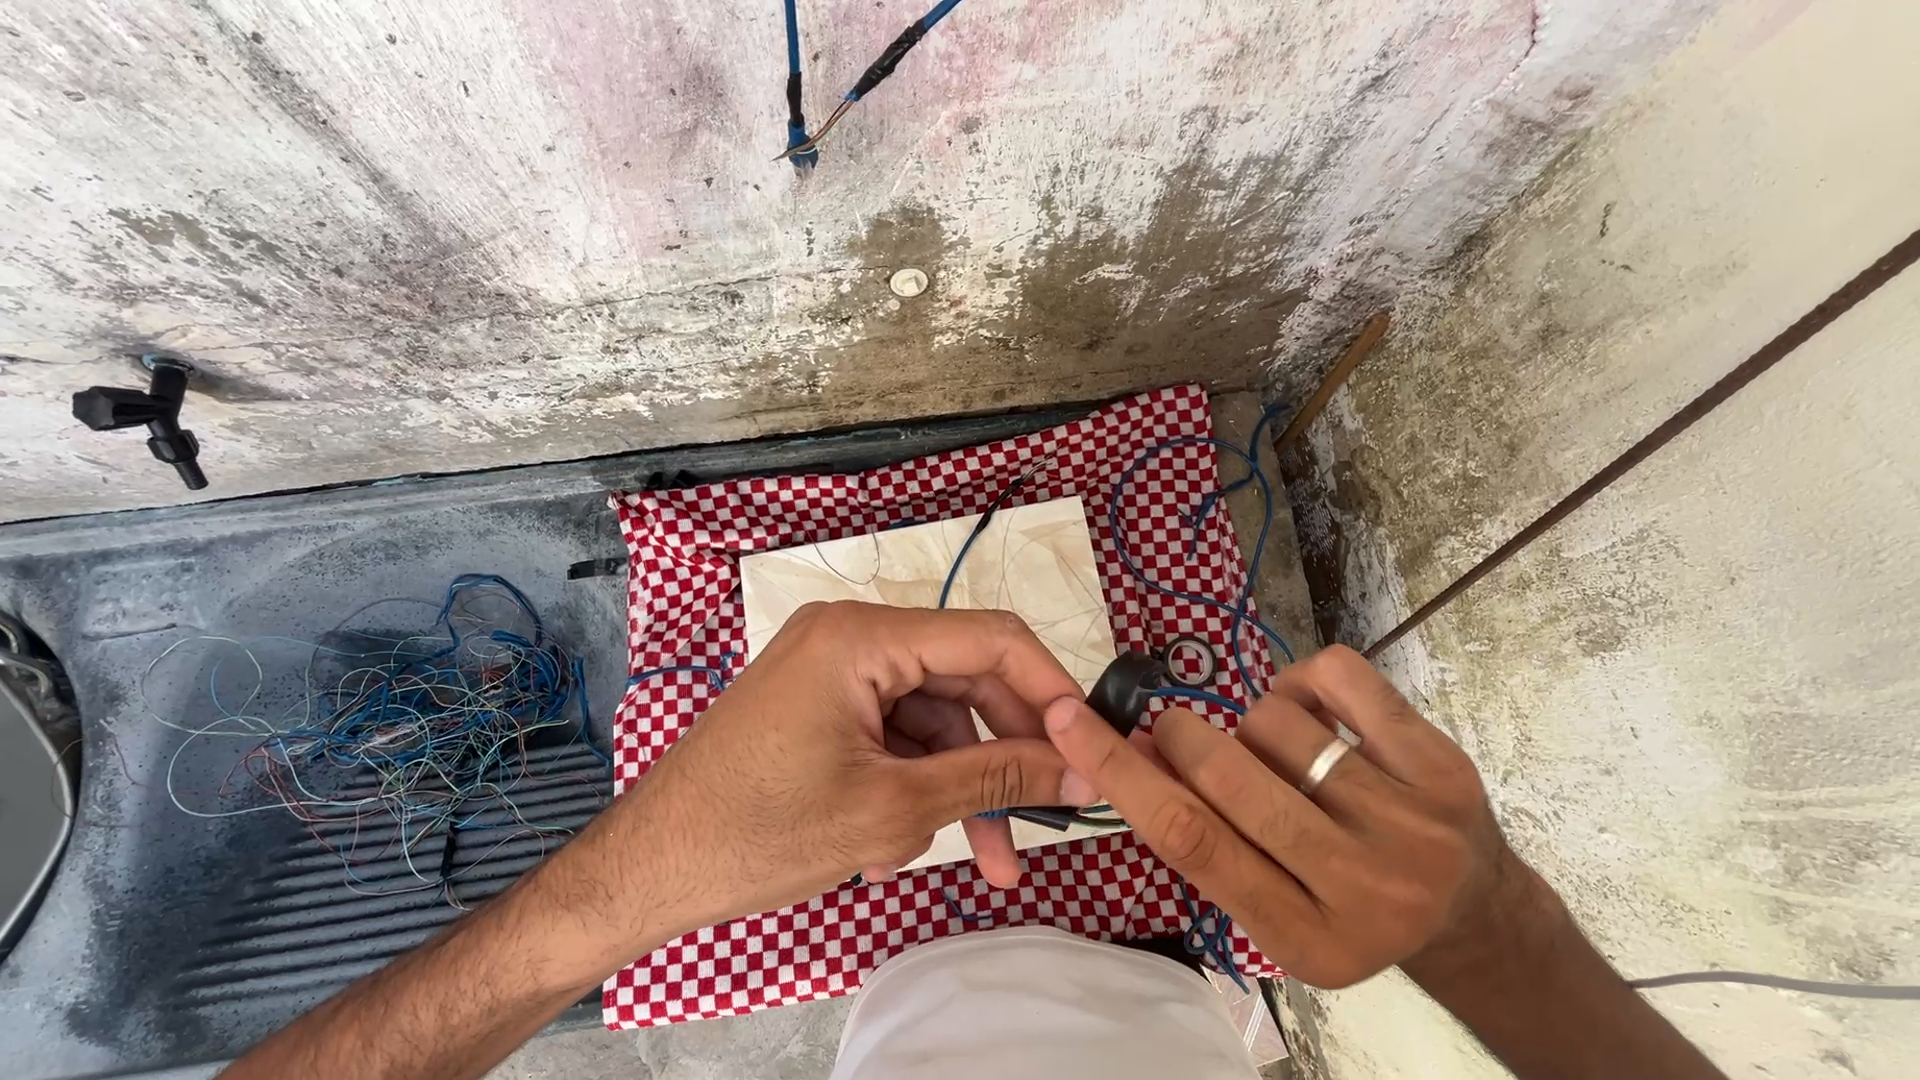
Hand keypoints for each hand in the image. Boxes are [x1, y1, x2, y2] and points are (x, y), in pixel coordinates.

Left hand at [606, 601, 1091, 941]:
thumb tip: (1079, 768)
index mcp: (864, 635)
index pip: (991, 637)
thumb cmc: (762, 832)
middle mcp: (851, 635)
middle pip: (963, 682)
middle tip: (1042, 822)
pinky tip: (902, 847)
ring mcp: (833, 669)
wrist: (648, 870)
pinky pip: (894, 733)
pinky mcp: (821, 704)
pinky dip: (914, 784)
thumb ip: (996, 777)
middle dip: (1002, 757)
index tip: (1090, 747)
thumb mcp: (895, 809)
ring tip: (977, 860)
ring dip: (957, 786)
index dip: (1050, 690)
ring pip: (931, 719)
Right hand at [1042, 644, 1515, 987]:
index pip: (1187, 838)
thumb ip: (1202, 836)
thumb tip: (1132, 751)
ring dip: (1251, 723)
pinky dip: (1299, 681)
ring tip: (1275, 750)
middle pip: (1227, 774)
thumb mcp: (1267, 902)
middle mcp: (1361, 885)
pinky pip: (1334, 677)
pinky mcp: (1441, 765)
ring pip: (1273, 722)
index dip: (1118, 771)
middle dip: (1181, 735)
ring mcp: (1410, 822)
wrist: (1472, 917)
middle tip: (1181, 733)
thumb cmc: (1344, 907)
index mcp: (1301, 934)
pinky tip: (1309, 711)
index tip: (1066, 719)